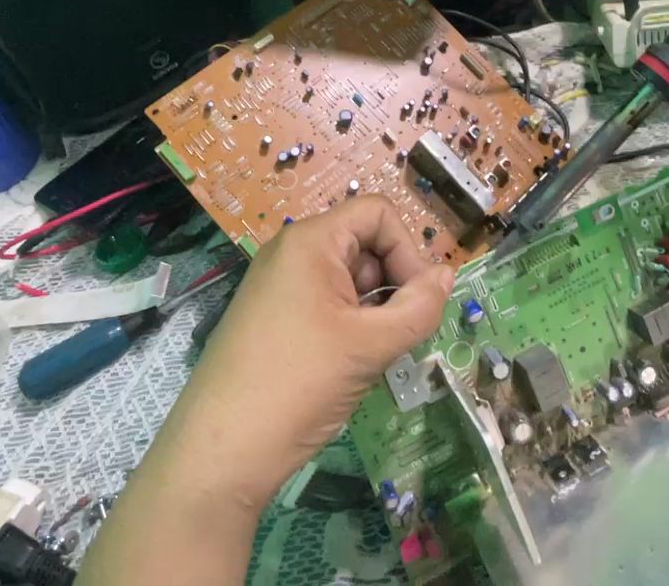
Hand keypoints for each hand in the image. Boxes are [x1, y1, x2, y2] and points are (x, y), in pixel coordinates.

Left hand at [79, 199, 452, 584]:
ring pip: (349, 278)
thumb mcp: (371, 345)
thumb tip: (448, 275)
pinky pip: (327, 302)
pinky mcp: (274, 318)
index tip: (418, 300)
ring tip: (373, 355)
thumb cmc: (299, 384)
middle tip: (398, 334)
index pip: (377, 214)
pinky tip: (349, 365)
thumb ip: (419, 306)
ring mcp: (279, 286)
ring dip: (374, 309)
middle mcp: (292, 253)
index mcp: (310, 242)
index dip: (408, 250)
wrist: (220, 454)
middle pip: (364, 243)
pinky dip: (351, 325)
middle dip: (392, 283)